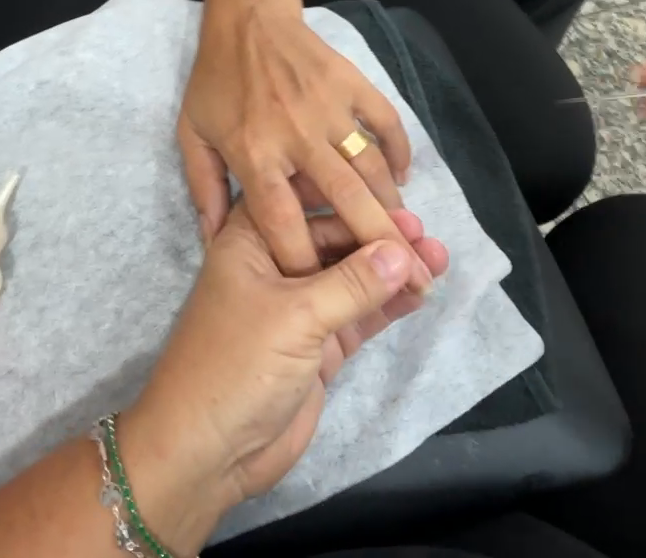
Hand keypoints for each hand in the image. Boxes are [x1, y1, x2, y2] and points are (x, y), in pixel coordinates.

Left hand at [121, 204, 447, 538]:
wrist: (206, 451)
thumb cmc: (236, 364)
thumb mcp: (294, 316)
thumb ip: (352, 284)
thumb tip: (403, 251)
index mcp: (251, 238)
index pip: (303, 201)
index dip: (347, 195)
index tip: (395, 195)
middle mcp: (275, 263)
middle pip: (334, 237)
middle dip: (380, 236)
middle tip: (427, 236)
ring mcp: (297, 304)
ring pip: (352, 276)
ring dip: (392, 269)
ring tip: (439, 258)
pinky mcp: (316, 342)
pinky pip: (358, 314)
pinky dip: (388, 304)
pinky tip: (421, 293)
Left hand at [177, 0, 430, 291]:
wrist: (246, 17)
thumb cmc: (215, 81)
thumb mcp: (192, 135)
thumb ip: (204, 189)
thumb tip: (211, 241)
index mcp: (252, 153)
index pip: (283, 222)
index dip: (305, 263)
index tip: (322, 293)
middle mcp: (295, 135)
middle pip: (344, 200)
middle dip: (378, 245)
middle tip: (409, 277)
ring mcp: (329, 107)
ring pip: (372, 166)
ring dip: (392, 205)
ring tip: (404, 236)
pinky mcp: (353, 83)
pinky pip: (388, 124)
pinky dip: (399, 154)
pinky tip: (400, 179)